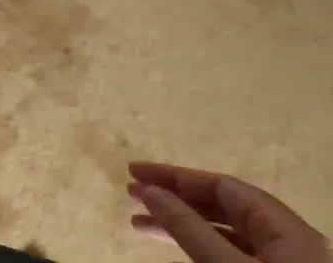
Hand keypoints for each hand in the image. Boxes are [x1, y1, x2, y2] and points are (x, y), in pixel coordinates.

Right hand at [129, 162, 329, 262]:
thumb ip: (187, 226)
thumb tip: (148, 190)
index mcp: (290, 231)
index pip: (225, 187)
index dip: (176, 176)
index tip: (133, 174)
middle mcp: (296, 243)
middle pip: (227, 208)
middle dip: (176, 199)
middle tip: (132, 196)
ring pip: (230, 232)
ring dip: (183, 224)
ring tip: (141, 225)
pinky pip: (239, 254)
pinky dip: (203, 245)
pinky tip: (180, 248)